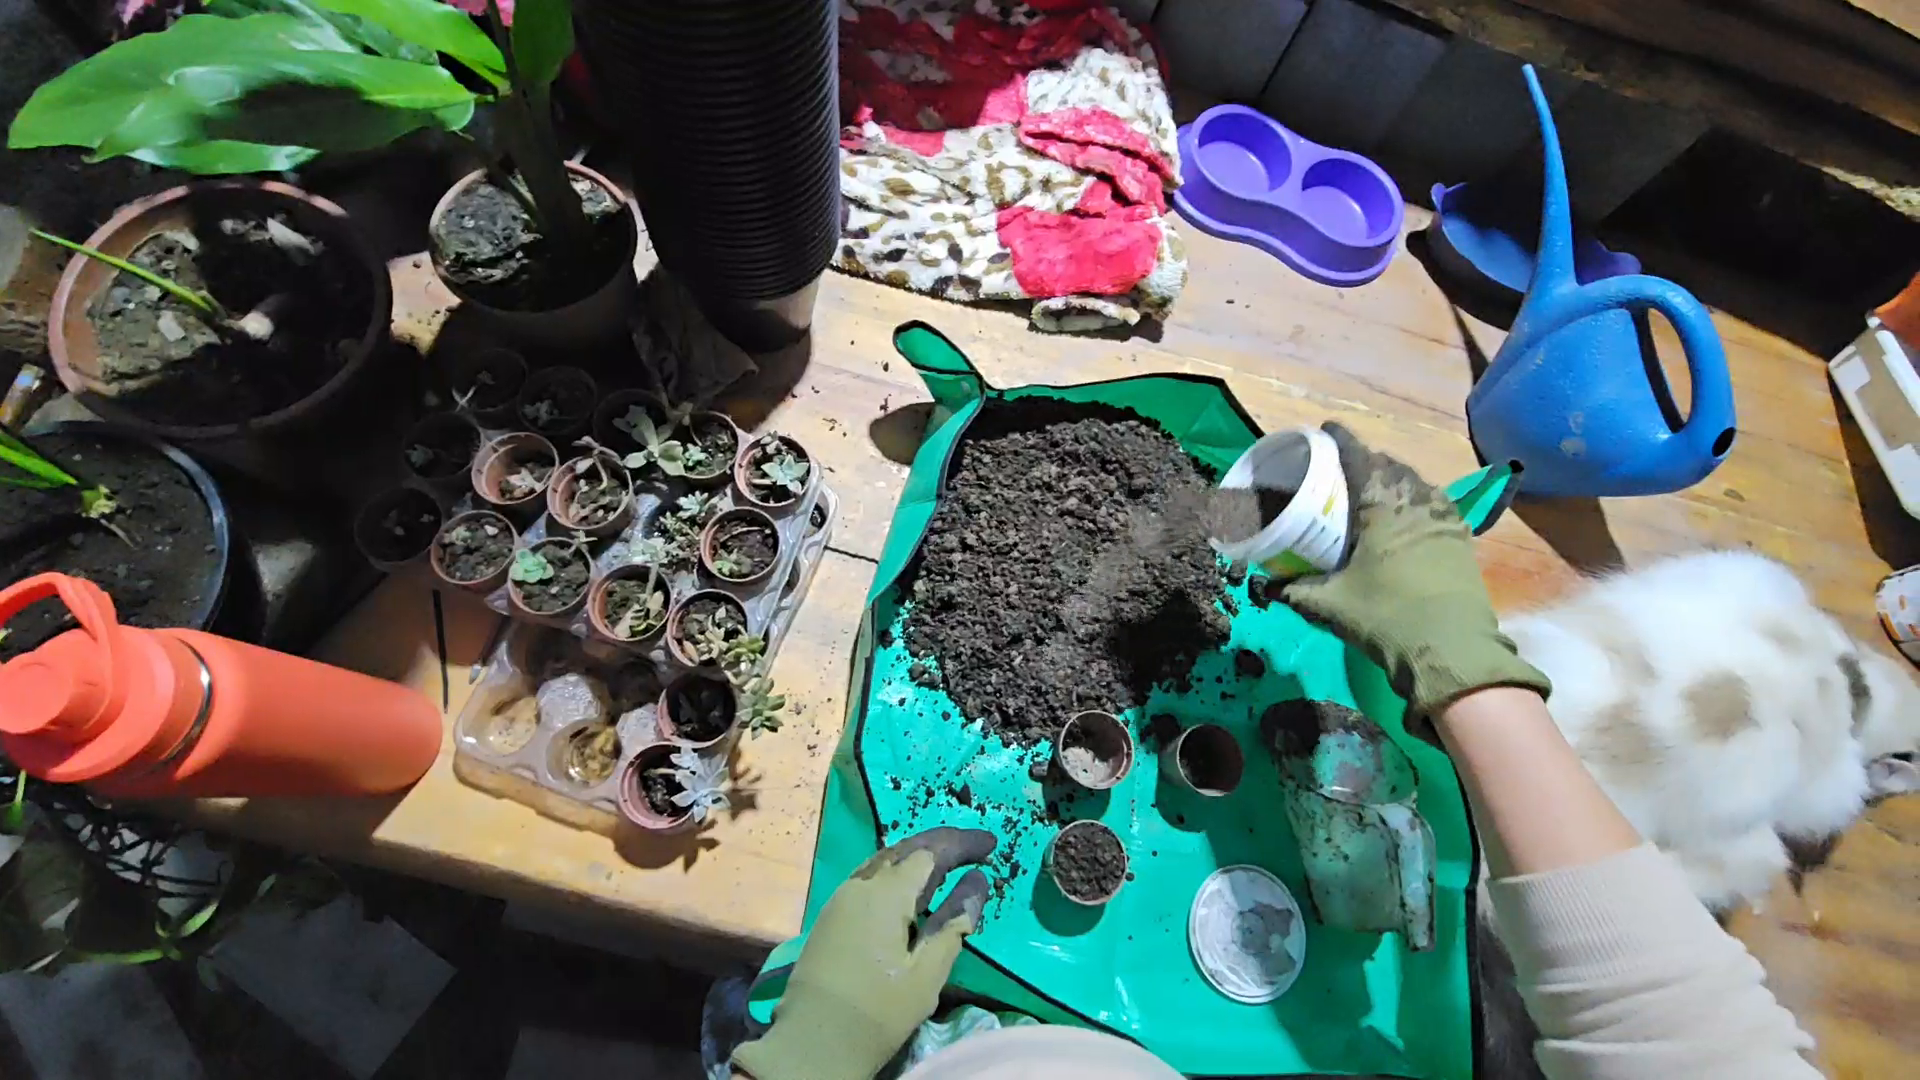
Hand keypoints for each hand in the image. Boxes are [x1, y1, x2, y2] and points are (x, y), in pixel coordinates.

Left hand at [732, 828, 996, 1079]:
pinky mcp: (834, 912)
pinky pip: (873, 873)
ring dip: (920, 852)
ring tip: (949, 857)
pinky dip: (899, 868)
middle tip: (976, 845)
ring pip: (887, 858)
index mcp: (887, 893)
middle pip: (908, 848)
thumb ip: (954, 924)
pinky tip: (911, 882)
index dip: (963, 844)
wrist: (810, 1044)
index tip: (992, 842)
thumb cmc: (876, 1012)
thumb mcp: (926, 975)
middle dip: (943, 842)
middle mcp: (862, 882)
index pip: (932, 851)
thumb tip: (978, 881)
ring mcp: (843, 895)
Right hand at [1280, 423, 1548, 730]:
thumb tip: (1264, 585)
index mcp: (1384, 508)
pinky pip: (1433, 503)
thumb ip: (1291, 590)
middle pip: (1391, 465)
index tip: (1325, 430)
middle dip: (1366, 459)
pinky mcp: (1460, 541)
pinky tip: (1400, 516)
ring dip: (1392, 478)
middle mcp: (1418, 504)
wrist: (1450, 653)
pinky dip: (1413, 499)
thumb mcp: (1326, 605)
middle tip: (1340, 467)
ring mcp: (1446, 521)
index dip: (1342, 440)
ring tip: (1369, 488)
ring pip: (1416, 483)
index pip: (1361, 458)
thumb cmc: (1384, 619)